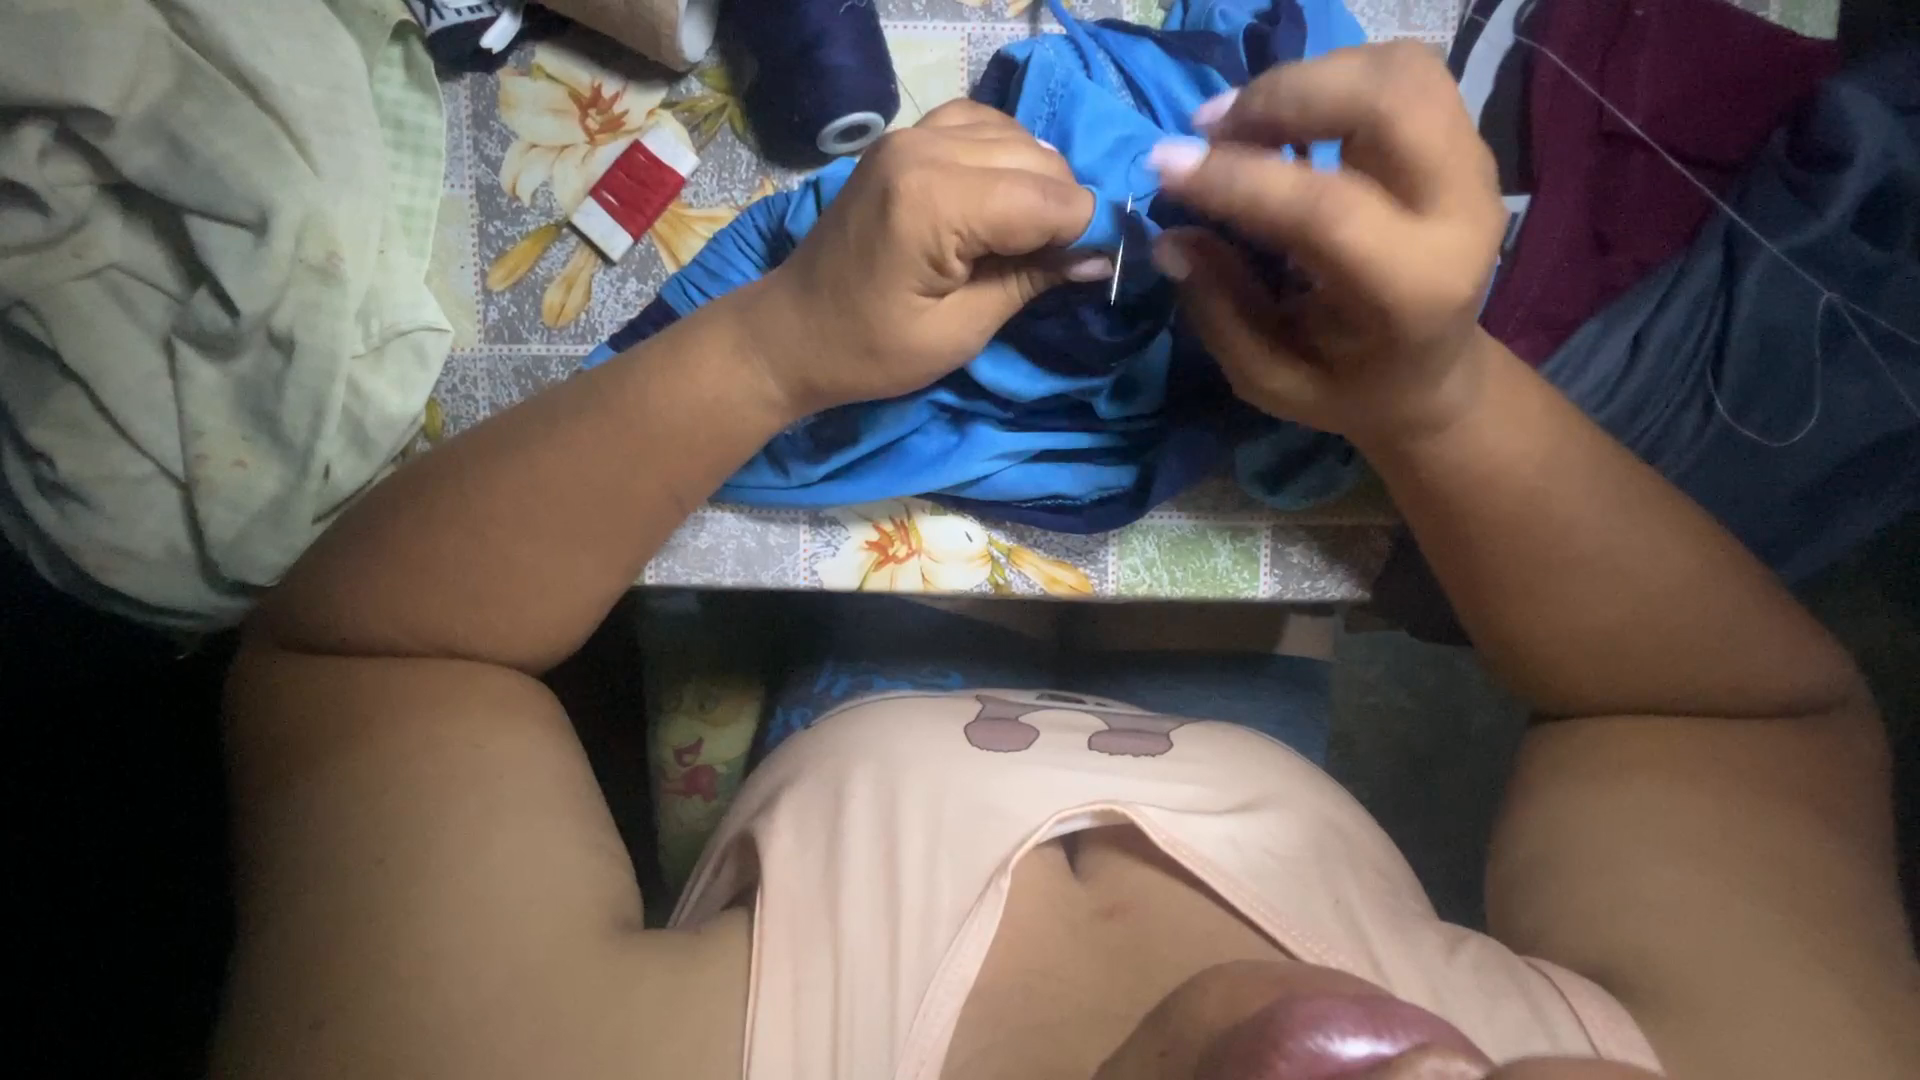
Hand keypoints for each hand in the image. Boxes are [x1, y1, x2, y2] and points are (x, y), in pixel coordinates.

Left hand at [743, 100, 1103, 415]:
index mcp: (935, 201)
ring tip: (1023, 238)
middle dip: (1061, 210)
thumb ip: (1028, 283)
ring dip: (1035, 184)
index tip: (1080, 273)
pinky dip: (1003, 159)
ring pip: (1014, 137)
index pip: (1050, 197)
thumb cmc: (870, 351)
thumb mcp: (959, 333)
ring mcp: (908, 136)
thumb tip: (1096, 256)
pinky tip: (998, 200)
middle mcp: (924, 148)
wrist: (791, 333)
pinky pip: (978, 127)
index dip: (1079, 235)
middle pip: (1039, 159)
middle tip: (1051, 265)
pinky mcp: (902, 141)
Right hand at [1149, 43, 1507, 448]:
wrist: (1431, 377)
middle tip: (1208, 133)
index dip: (1237, 179)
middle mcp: (1458, 212)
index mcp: (1410, 291)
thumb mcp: (1267, 377)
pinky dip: (1330, 80)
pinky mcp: (1463, 141)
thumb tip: (1171, 238)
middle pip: (1385, 100)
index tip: (1164, 166)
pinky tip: (1281, 119)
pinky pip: (1399, 74)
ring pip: (1397, 69)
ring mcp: (1473, 165)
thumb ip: (1221, 309)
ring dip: (1305, 79)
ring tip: (1238, 124)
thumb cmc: (1343, 389)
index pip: (1324, 209)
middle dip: (1281, 98)